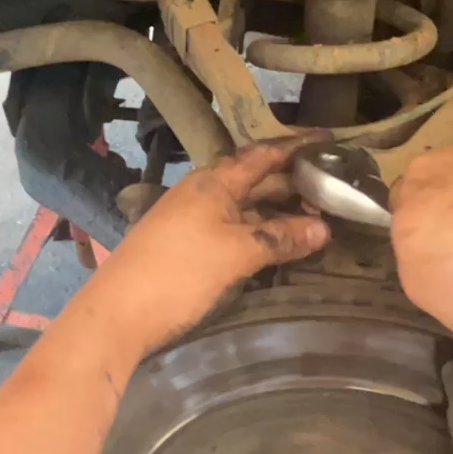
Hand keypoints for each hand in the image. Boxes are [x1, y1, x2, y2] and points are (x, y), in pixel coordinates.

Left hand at [72, 139, 330, 355]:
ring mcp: (193, 220)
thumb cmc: (179, 272)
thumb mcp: (236, 252)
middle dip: (293, 182)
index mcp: (214, 182)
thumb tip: (324, 228)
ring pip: (246, 208)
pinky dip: (260, 233)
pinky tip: (278, 246)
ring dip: (278, 212)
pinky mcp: (188, 247)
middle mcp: (203, 193)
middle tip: (335, 188)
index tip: (329, 139)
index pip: (263, 154)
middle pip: (256, 180)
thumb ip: (279, 237)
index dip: (296, 145)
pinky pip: (234, 229)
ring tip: (317, 218)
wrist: (117, 314)